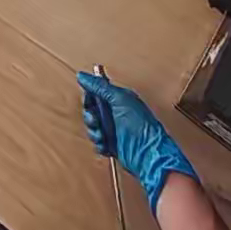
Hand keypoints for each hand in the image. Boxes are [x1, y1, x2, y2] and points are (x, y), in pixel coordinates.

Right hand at [77, 71, 196, 211]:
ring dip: (95, 132)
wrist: (147, 153)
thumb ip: (101, 87)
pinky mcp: (111, 144)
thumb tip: (83, 76)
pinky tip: (107, 145)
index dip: (90, 97)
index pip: (96, 92)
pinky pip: (97, 143)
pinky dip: (100, 144)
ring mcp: (113, 128)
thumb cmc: (139, 125)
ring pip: (92, 127)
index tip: (90, 103)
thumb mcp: (119, 100)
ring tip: (103, 136)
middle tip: (97, 122)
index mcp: (118, 98)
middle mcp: (115, 112)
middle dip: (91, 117)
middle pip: (92, 111)